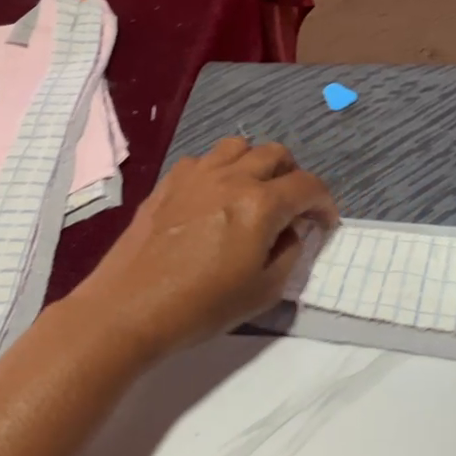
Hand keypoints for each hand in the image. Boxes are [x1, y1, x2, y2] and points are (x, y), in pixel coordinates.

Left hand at [75, 138, 338, 355]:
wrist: (129, 309)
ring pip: (239, 146)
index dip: (324, 203)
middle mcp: (232, 178)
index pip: (308, 186)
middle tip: (293, 207)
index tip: (325, 222)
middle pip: (276, 155)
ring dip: (257, 164)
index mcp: (261, 204)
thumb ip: (289, 253)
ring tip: (255, 192)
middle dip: (294, 177)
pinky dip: (221, 169)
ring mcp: (196, 175)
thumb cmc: (202, 307)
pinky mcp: (168, 183)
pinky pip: (205, 159)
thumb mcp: (264, 291)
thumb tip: (291, 231)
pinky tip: (215, 197)